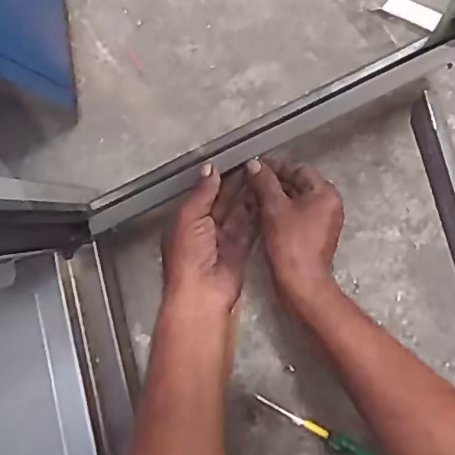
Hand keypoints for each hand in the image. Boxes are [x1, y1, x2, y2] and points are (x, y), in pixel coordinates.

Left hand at [162, 163, 256, 318]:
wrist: (202, 293)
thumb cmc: (188, 255)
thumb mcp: (188, 217)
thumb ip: (202, 193)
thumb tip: (210, 169)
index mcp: (186, 220)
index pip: (204, 194)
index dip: (219, 178)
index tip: (235, 161)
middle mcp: (205, 229)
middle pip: (224, 202)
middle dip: (237, 185)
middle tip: (254, 166)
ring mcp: (224, 240)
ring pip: (239, 213)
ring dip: (250, 197)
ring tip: (264, 178)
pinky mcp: (241, 250)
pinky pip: (250, 229)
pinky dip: (258, 216)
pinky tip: (267, 200)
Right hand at [247, 158, 343, 308]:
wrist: (301, 282)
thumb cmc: (291, 244)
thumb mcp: (274, 208)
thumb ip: (264, 182)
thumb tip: (254, 164)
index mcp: (326, 193)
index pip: (298, 169)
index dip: (275, 166)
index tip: (255, 166)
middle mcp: (329, 204)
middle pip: (298, 184)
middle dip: (273, 182)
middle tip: (250, 180)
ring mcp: (323, 221)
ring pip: (295, 201)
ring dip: (274, 197)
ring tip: (251, 195)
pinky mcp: (315, 235)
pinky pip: (296, 216)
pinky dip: (280, 212)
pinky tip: (260, 213)